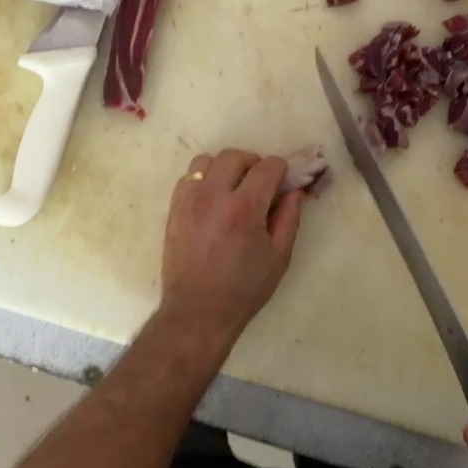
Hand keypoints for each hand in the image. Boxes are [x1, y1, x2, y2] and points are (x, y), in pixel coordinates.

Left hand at [157, 149, 304, 344]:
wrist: (198, 311)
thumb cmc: (244, 289)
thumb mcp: (279, 256)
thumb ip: (289, 217)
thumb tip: (294, 191)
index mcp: (245, 208)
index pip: (267, 166)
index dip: (280, 170)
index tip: (283, 182)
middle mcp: (214, 196)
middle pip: (235, 156)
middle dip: (253, 164)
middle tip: (260, 184)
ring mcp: (190, 200)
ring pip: (207, 161)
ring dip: (225, 168)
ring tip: (233, 188)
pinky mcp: (174, 208)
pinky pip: (189, 177)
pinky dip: (204, 180)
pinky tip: (213, 200)